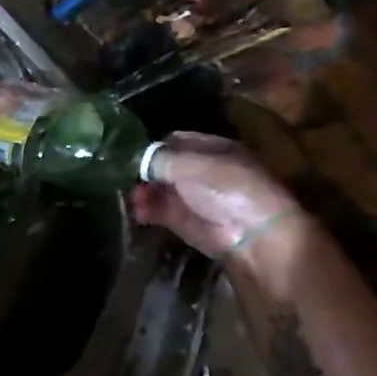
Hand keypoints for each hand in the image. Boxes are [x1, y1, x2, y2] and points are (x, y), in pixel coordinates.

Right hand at [131, 133, 314, 285]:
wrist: (253, 235)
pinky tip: (137, 212)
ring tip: (131, 197)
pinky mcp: (186, 222)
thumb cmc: (227, 189)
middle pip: (164, 166)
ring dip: (143, 192)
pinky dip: (146, 211)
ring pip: (160, 189)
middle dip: (144, 170)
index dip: (153, 145)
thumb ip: (160, 159)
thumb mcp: (192, 165)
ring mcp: (193, 198)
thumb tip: (137, 159)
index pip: (175, 140)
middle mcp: (201, 171)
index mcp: (211, 148)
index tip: (130, 153)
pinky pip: (160, 212)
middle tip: (123, 176)